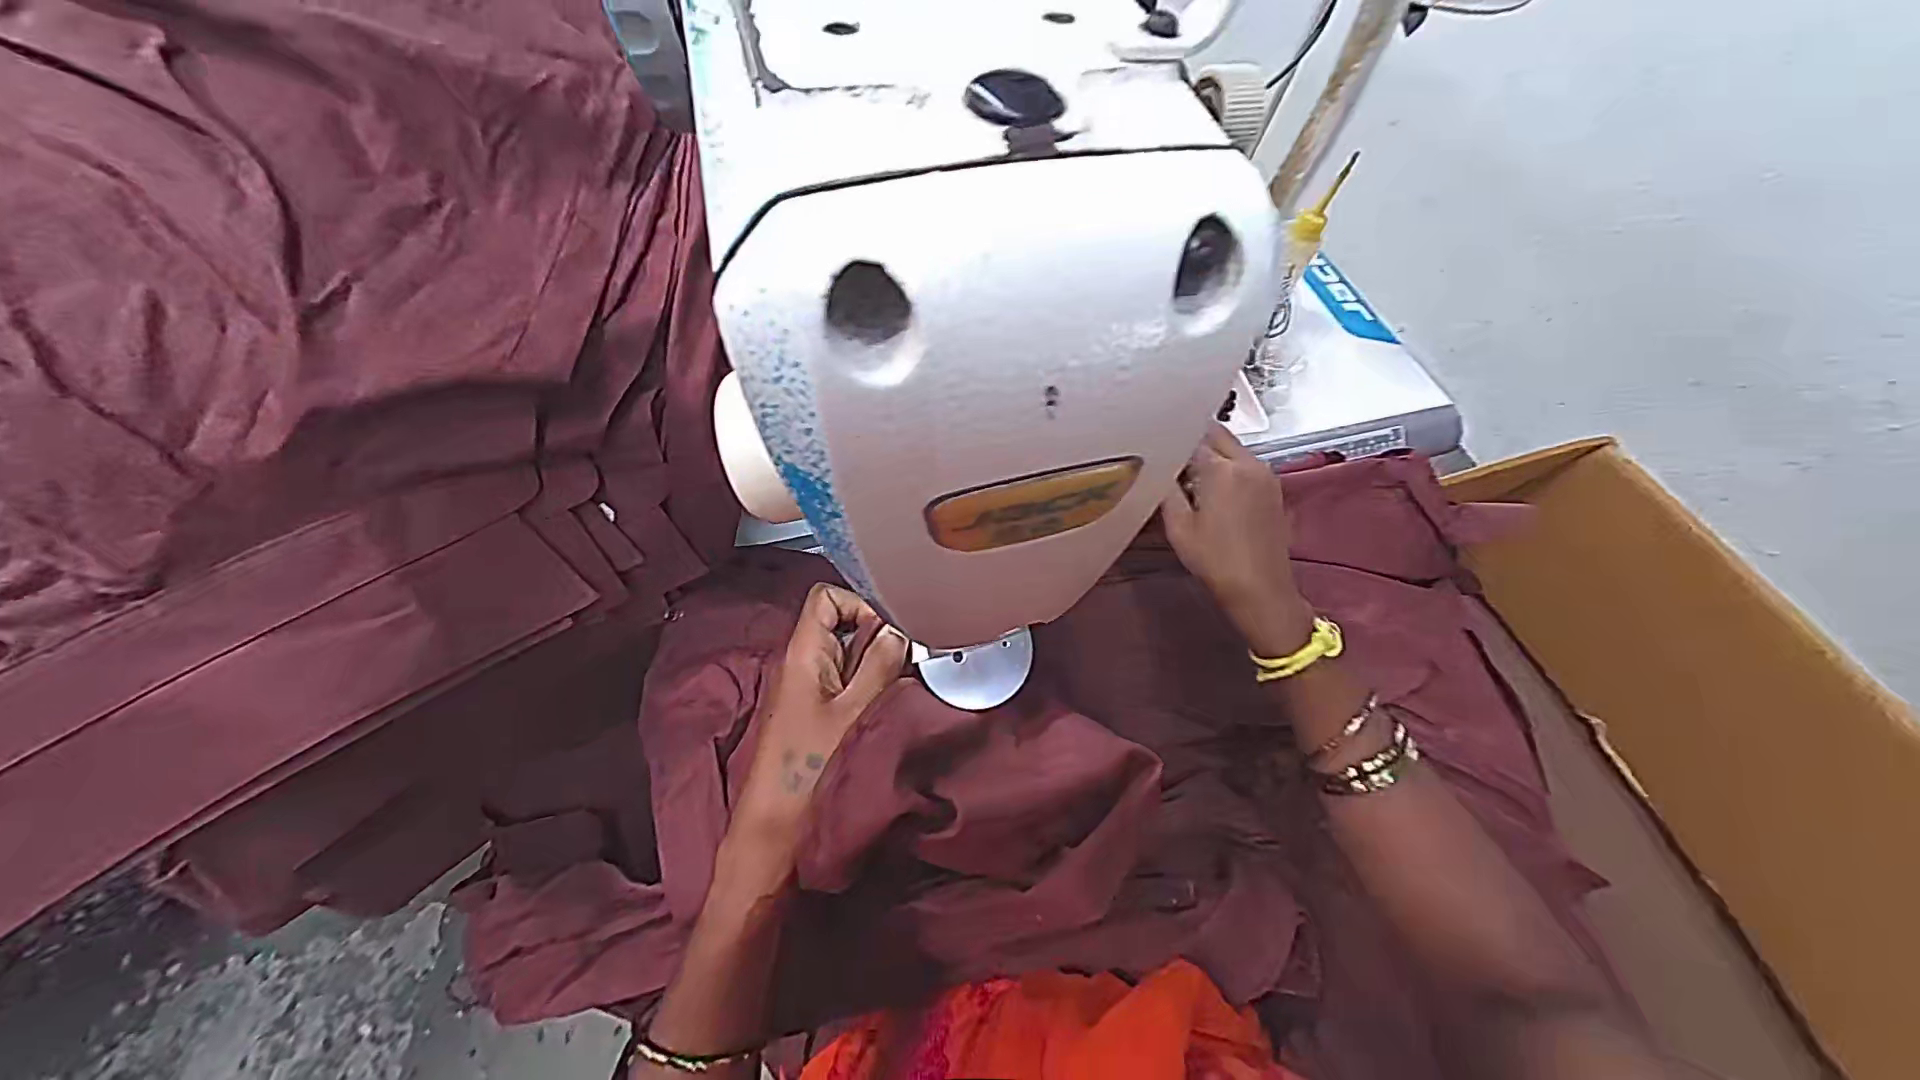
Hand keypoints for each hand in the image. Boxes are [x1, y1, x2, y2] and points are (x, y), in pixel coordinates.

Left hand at [723, 583, 908, 883]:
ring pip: (848, 655)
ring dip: (874, 668)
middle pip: (842, 625)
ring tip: (890, 695)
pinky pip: (844, 682)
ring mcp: (807, 688)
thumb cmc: (808, 769)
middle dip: (876, 640)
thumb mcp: (854, 712)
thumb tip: (898, 632)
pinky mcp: (814, 711)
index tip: (888, 637)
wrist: (775, 827)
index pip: (827, 598)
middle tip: (899, 671)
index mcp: (803, 653)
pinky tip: (877, 713)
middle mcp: (801, 663)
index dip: (859, 605)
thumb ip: (879, 665)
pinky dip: (866, 689)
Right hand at [1159, 424, 1314, 655]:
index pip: (1190, 439)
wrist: (1260, 589)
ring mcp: (1265, 474)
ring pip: (1231, 447)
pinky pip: (1243, 463)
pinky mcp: (1272, 487)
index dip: (1170, 443)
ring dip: (1209, 453)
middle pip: (1215, 434)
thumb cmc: (1215, 560)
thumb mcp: (1178, 526)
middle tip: (1168, 458)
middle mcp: (1248, 463)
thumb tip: (1160, 468)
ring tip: (1186, 475)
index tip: (1153, 450)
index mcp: (1222, 469)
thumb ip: (1167, 489)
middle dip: (1191, 440)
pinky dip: (1225, 466)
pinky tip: (1210, 489)